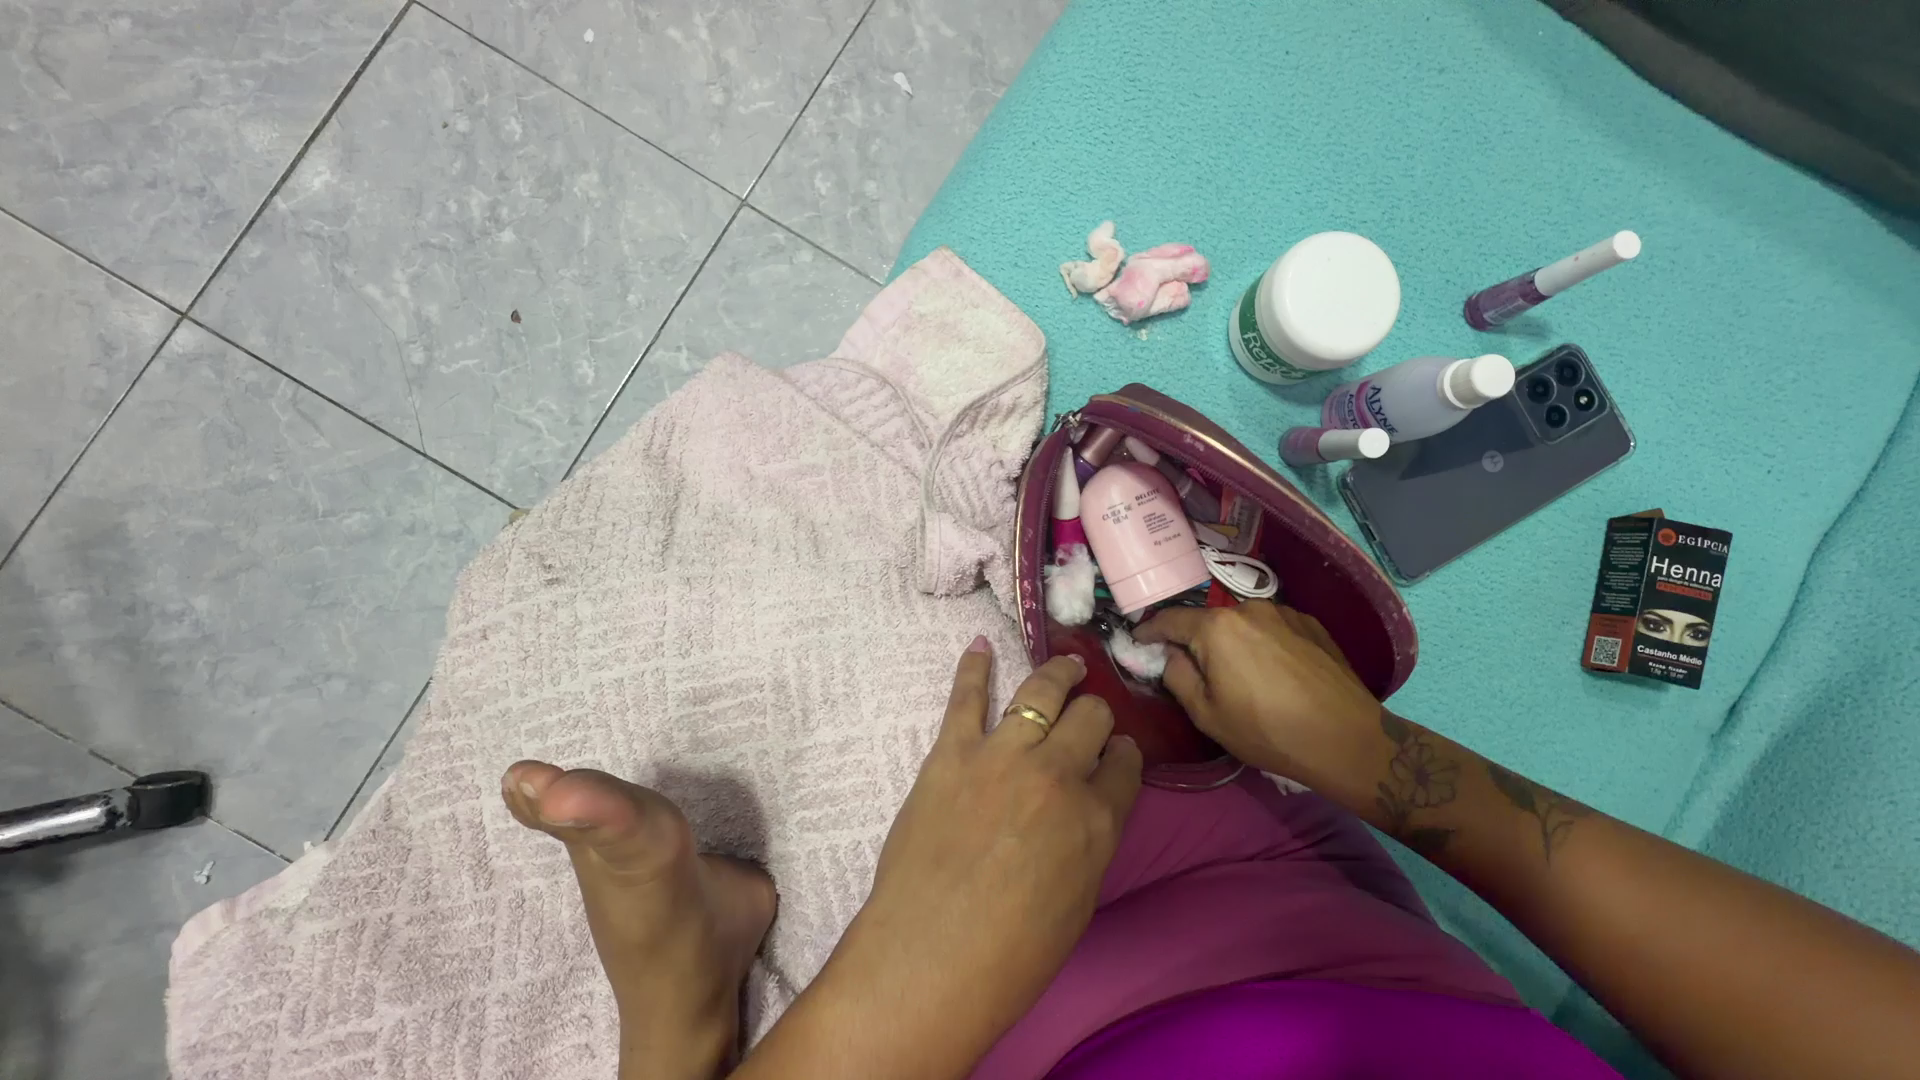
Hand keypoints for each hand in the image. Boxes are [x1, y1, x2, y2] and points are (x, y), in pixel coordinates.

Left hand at [813, 639, 1141, 1075]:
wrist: (930, 958)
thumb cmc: (1013, 956)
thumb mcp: (1078, 901)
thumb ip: (1089, 843)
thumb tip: (1089, 809)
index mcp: (1098, 819)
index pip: (1126, 764)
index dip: (1124, 753)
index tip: (1118, 751)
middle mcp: (1059, 774)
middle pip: (1091, 718)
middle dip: (1095, 714)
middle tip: (1088, 716)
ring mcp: (1003, 755)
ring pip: (1042, 693)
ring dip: (1059, 673)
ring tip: (1067, 665)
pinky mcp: (951, 751)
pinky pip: (967, 697)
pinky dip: (974, 667)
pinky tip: (981, 645)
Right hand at [1133, 601, 1380, 784]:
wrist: (1347, 739)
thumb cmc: (1268, 731)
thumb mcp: (1207, 715)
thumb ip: (1177, 676)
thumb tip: (1169, 654)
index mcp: (1216, 628)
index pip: (1169, 619)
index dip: (1149, 630)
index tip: (1138, 641)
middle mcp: (1249, 608)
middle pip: (1208, 621)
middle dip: (1195, 641)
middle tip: (1195, 671)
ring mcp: (1285, 612)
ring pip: (1242, 624)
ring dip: (1232, 642)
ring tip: (1240, 675)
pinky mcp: (1312, 624)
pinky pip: (1272, 628)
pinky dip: (1263, 644)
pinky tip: (1274, 674)